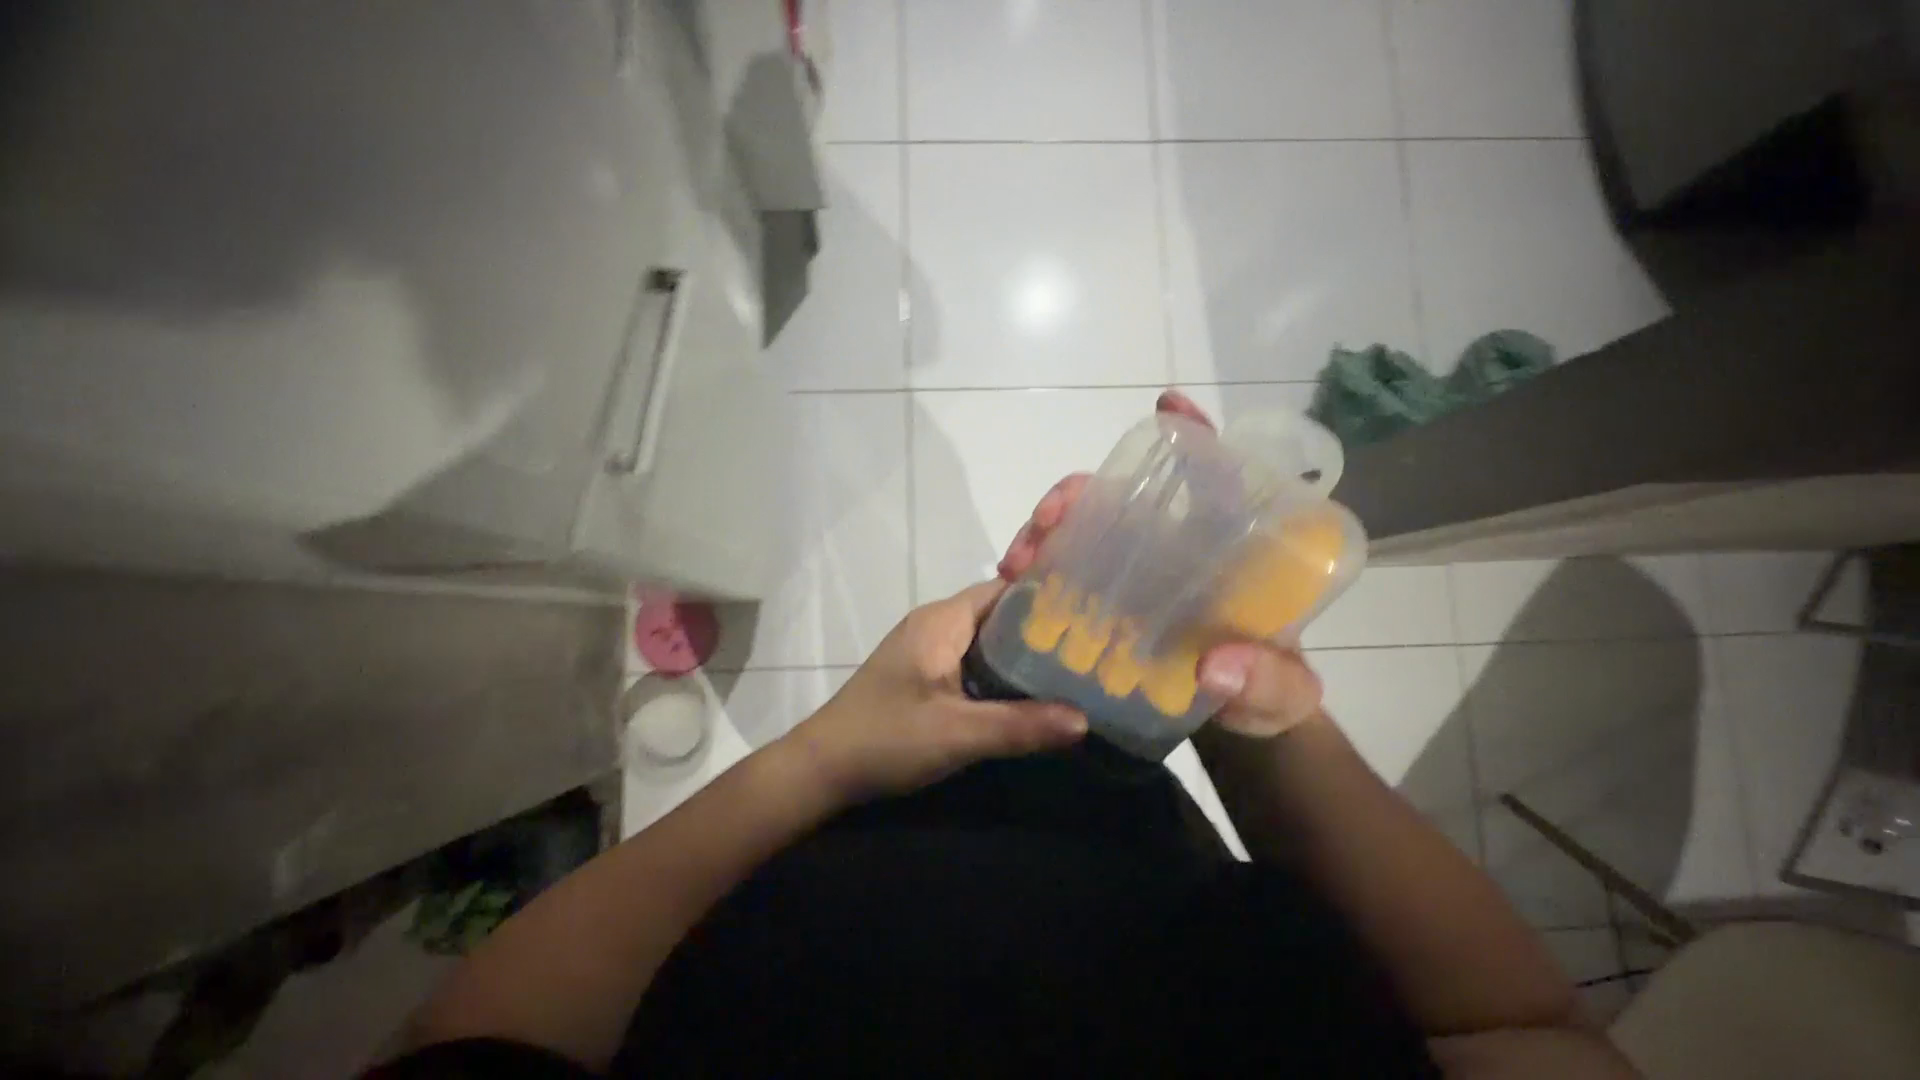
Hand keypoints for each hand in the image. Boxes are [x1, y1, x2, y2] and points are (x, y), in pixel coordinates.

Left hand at [780, 581, 1087, 800]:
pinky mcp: (920, 674)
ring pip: (986, 640)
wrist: (821, 768)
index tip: (1093, 613)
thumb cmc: (886, 739)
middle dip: (1043, 629)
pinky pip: (971, 661)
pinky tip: (1029, 695)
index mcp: (942, 620)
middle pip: (999, 613)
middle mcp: (934, 624)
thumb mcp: (958, 734)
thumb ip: (1021, 725)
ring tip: (1075, 670)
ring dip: (1023, 654)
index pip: (1006, 589)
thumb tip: (1085, 719)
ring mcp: (925, 649)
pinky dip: (1001, 672)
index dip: (1048, 597)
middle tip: (1094, 648)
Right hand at [996, 389, 1324, 739]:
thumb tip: (1215, 666)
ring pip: (1083, 529)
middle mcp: (1175, 551)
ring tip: (1018, 559)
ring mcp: (1134, 576)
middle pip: (1124, 498)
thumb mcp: (1281, 695)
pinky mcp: (1102, 604)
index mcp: (1227, 555)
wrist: (1233, 732)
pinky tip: (1013, 580)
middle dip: (1081, 492)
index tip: (1168, 404)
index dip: (1193, 438)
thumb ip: (1265, 682)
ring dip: (1046, 528)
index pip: (1212, 482)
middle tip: (1050, 516)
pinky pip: (1062, 572)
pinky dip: (1035, 567)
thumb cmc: (1269, 699)